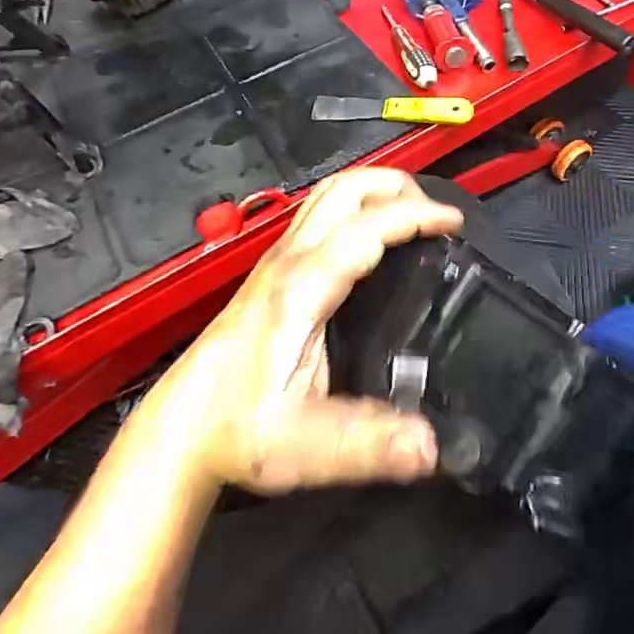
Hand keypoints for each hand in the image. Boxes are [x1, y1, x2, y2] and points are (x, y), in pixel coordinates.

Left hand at [134, 169, 462, 493]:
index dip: (415, 215)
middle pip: (346, 189)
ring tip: (414, 208)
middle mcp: (290, 261)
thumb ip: (368, 444)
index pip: (366, 228)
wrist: (179, 430)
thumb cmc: (235, 430)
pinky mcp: (274, 268)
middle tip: (436, 210)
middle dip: (399, 186)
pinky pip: (321, 210)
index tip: (454, 222)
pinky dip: (358, 203)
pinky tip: (374, 230)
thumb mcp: (302, 447)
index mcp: (302, 289)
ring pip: (330, 192)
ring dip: (376, 188)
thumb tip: (429, 445)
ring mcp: (278, 259)